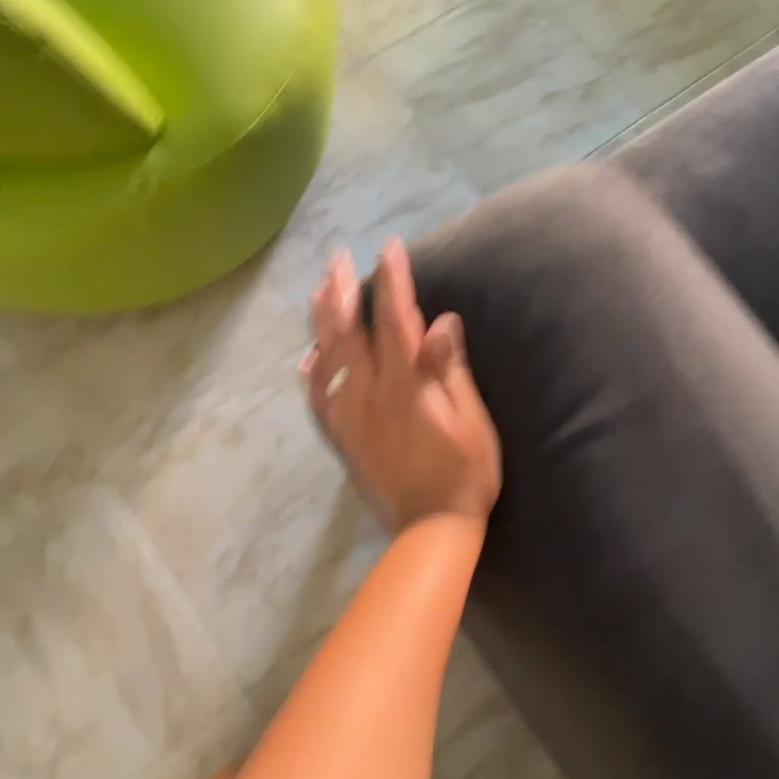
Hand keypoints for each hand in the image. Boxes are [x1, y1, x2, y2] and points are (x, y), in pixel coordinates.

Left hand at [302, 239, 500, 532]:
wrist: (430, 530)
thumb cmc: (464, 473)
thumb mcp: (470, 421)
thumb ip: (449, 370)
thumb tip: (441, 322)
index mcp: (404, 388)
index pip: (396, 322)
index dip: (393, 282)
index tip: (389, 248)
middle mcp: (367, 397)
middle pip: (347, 334)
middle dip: (342, 291)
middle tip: (337, 258)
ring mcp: (348, 419)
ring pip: (325, 360)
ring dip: (321, 321)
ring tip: (320, 290)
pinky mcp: (341, 439)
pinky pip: (317, 400)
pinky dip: (310, 373)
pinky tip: (307, 358)